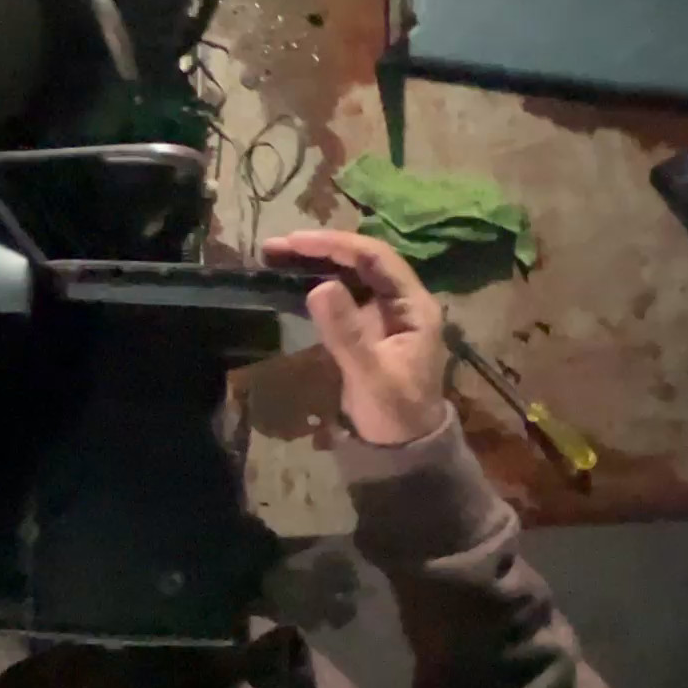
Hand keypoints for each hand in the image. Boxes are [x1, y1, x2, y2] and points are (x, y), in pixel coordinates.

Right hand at [264, 229, 448, 444]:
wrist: (404, 446)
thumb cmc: (394, 411)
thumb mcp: (370, 374)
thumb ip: (347, 332)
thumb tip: (318, 286)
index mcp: (413, 305)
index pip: (375, 258)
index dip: (335, 244)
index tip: (295, 242)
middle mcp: (400, 300)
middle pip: (361, 259)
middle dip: (319, 248)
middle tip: (274, 246)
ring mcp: (383, 312)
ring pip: (349, 273)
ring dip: (314, 261)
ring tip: (275, 256)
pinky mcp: (366, 325)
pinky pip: (341, 292)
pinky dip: (315, 280)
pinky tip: (290, 279)